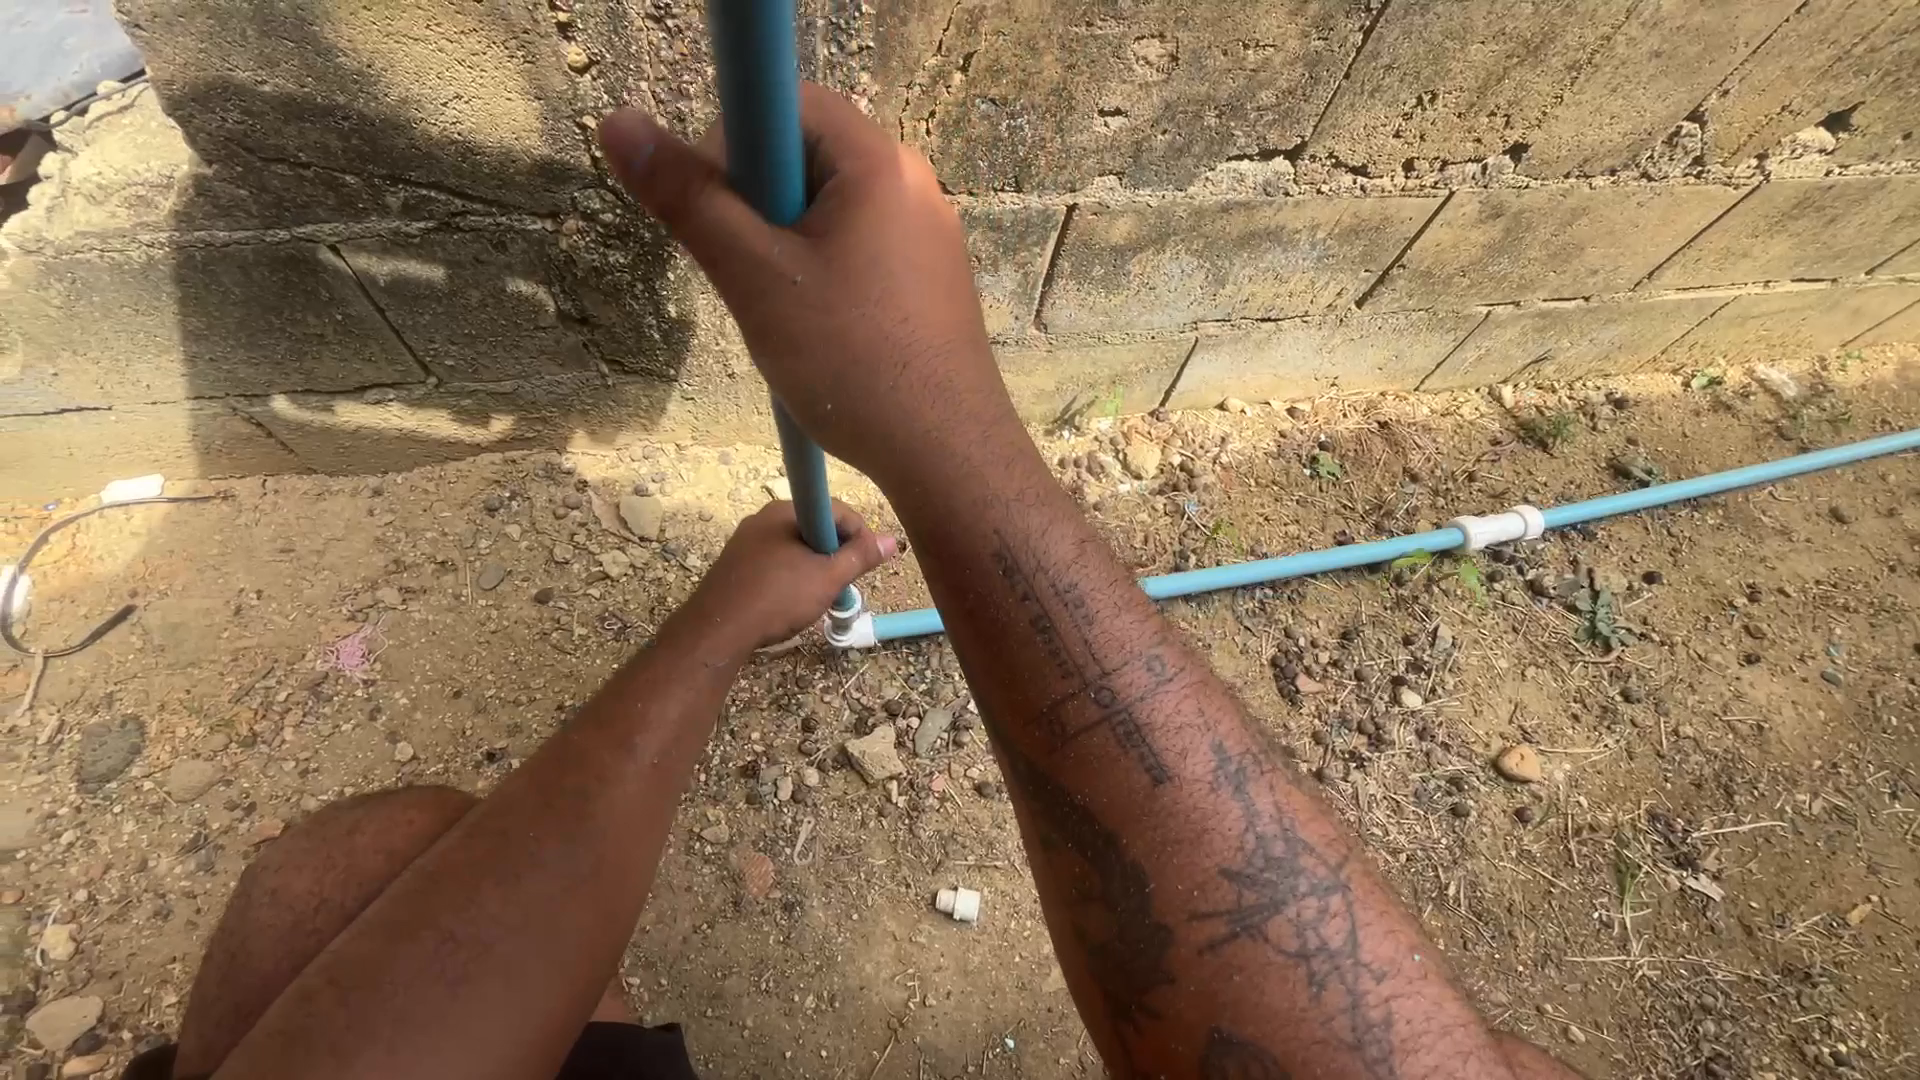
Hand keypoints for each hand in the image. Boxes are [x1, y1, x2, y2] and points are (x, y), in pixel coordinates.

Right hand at [597, 86, 1024, 487]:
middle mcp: (917, 186)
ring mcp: (934, 237)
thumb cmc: (851, 362)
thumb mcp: (756, 279)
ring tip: (794, 319)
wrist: (947, 451)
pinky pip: (867, 255)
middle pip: (812, 161)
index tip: (716, 217)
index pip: (787, 105)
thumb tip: (618, 126)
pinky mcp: (937, 283)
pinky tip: (831, 335)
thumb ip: (689, 200)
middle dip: (763, 210)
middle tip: (752, 280)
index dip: (734, 147)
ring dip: (793, 253)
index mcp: (879, 163)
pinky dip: (832, 279)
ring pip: (835, 216)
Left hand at [677, 500, 899, 652]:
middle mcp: (764, 518)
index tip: (868, 563)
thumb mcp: (827, 578)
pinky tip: (794, 600)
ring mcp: (747, 540)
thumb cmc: (777, 599)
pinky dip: (794, 575)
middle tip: (846, 583)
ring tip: (822, 596)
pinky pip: (778, 560)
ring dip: (817, 567)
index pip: (836, 510)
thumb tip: (891, 540)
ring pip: (797, 546)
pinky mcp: (737, 563)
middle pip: (817, 527)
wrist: (716, 631)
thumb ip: (860, 557)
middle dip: (837, 554)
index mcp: (785, 511)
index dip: (859, 535)